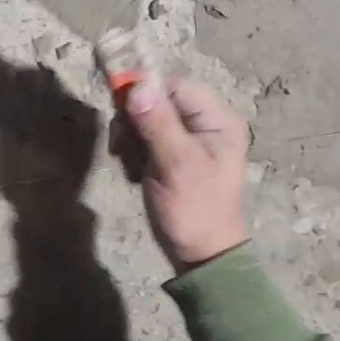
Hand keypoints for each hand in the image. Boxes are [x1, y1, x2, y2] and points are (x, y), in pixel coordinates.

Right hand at [121, 77, 250, 271]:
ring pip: (146, 118)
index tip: (121, 112)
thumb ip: (157, 123)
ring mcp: (188, 139)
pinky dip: (134, 151)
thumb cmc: (194, 210)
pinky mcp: (172, 154)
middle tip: (123, 146)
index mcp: (218, 120)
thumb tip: (137, 85)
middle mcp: (206, 123)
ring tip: (131, 164)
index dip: (145, 93)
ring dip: (131, 137)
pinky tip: (135, 172)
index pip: (175, 86)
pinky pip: (144, 138)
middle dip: (135, 119)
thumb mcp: (176, 165)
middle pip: (158, 99)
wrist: (200, 254)